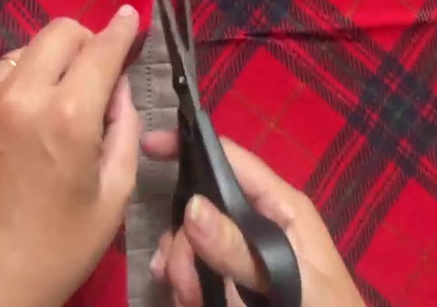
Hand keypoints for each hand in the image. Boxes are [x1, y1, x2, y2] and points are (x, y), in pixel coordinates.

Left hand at [0, 7, 142, 306]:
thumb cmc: (59, 246)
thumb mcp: (114, 195)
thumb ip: (125, 127)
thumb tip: (118, 82)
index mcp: (68, 117)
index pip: (101, 49)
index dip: (121, 30)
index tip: (130, 17)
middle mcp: (20, 96)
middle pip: (59, 31)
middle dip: (83, 40)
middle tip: (91, 68)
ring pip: (23, 51)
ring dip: (44, 66)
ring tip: (48, 104)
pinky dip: (11, 89)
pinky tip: (14, 125)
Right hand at [143, 133, 364, 306]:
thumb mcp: (290, 285)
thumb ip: (240, 250)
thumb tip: (191, 205)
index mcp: (281, 206)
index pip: (230, 158)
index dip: (188, 145)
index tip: (147, 146)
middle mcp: (260, 222)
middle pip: (203, 205)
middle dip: (183, 238)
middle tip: (180, 279)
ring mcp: (247, 254)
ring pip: (195, 240)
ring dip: (181, 266)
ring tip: (186, 298)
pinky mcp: (236, 284)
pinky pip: (197, 270)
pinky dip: (183, 282)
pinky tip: (182, 298)